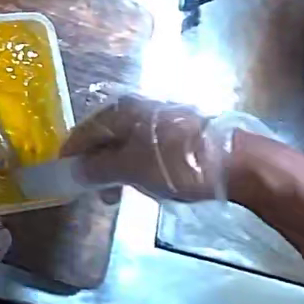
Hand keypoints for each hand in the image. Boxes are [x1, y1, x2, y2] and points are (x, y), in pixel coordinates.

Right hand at [60, 95, 265, 203]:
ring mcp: (159, 119)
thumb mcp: (130, 169)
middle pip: (103, 136)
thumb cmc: (178, 164)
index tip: (62, 179)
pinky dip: (134, 166)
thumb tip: (71, 170)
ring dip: (114, 169)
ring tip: (117, 195)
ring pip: (123, 144)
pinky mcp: (178, 133)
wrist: (241, 165)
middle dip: (93, 165)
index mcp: (120, 110)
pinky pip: (142, 148)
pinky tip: (143, 184)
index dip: (70, 155)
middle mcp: (136, 108)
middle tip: (92, 192)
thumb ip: (96, 169)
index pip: (83, 131)